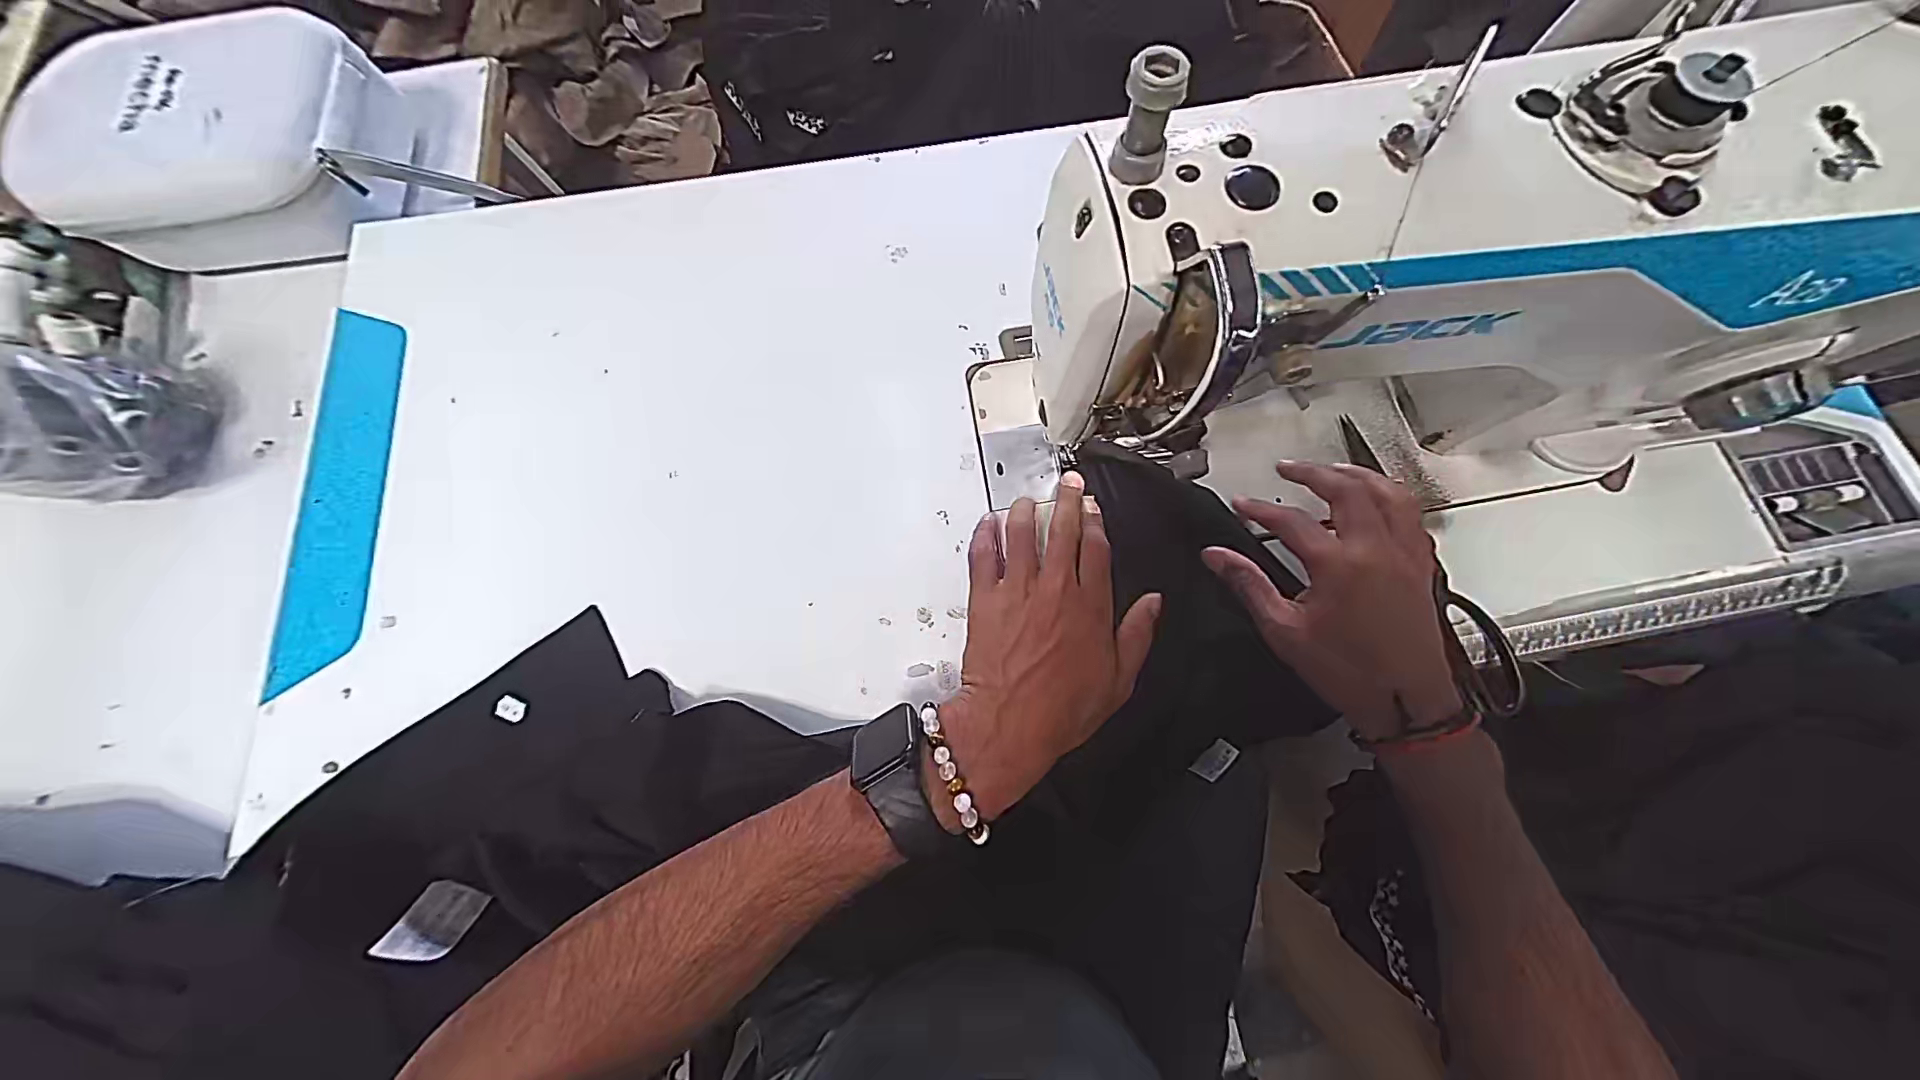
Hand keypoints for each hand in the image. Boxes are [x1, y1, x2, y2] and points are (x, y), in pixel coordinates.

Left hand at [936, 471, 1161, 821]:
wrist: (1010, 725)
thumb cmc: (1061, 709)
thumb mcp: (1118, 680)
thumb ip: (1137, 635)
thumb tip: (1153, 604)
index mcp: (1090, 606)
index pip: (1096, 549)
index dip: (1096, 522)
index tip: (1094, 507)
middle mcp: (1055, 590)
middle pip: (1062, 530)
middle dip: (1067, 501)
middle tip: (1068, 483)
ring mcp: (1018, 591)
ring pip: (1022, 535)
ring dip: (1026, 511)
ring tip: (1027, 499)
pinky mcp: (986, 599)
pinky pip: (984, 556)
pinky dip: (986, 535)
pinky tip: (989, 523)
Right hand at [1201, 461, 1459, 740]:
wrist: (1406, 701)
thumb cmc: (1349, 672)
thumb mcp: (1283, 629)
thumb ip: (1248, 585)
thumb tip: (1216, 557)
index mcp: (1339, 565)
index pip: (1291, 521)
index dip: (1259, 509)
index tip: (1241, 504)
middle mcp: (1377, 550)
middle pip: (1346, 488)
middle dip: (1312, 471)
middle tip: (1288, 469)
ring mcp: (1405, 555)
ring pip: (1388, 493)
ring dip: (1356, 475)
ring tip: (1333, 471)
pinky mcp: (1422, 567)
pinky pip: (1411, 516)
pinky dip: (1390, 498)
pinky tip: (1376, 504)